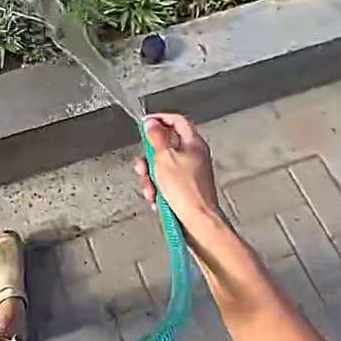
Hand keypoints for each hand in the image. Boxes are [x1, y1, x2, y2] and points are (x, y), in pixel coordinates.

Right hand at [133, 113, 231, 246]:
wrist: (197, 222)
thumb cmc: (185, 189)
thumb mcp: (164, 157)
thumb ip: (156, 137)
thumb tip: (151, 122)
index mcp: (193, 143)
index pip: (177, 120)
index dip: (160, 118)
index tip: (145, 123)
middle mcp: (194, 156)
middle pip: (166, 146)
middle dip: (149, 157)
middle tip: (143, 166)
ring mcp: (190, 174)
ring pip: (162, 167)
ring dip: (150, 177)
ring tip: (151, 189)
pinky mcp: (185, 190)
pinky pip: (165, 183)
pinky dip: (158, 190)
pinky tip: (156, 199)